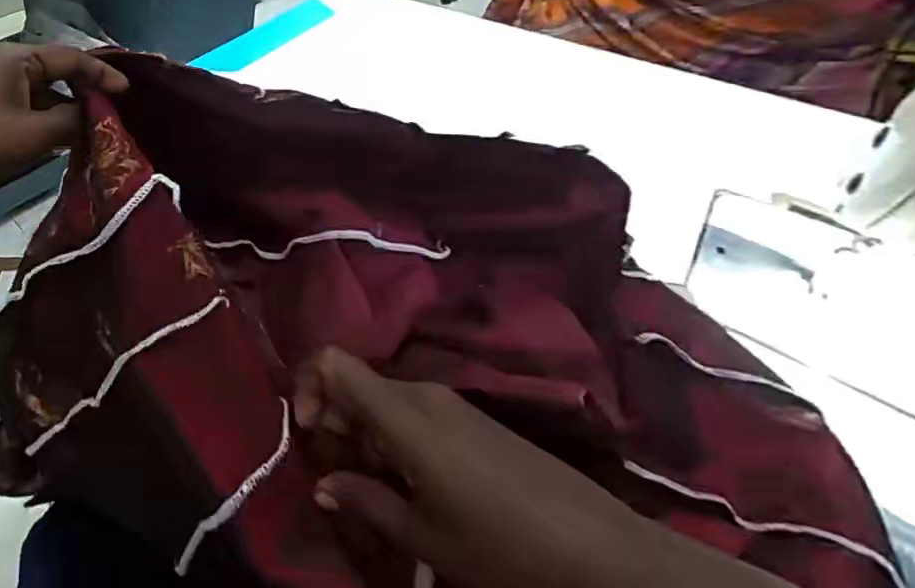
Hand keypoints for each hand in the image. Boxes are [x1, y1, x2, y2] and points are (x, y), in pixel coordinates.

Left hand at [0, 43, 127, 204]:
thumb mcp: (33, 135)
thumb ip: (72, 122)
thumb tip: (95, 119)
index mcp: (17, 58)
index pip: (71, 58)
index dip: (103, 74)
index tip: (129, 93)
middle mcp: (5, 62)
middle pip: (57, 70)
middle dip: (86, 90)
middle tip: (114, 109)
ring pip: (41, 90)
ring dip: (66, 106)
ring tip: (93, 127)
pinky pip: (25, 103)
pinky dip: (45, 116)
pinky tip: (60, 136)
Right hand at [295, 348, 770, 587]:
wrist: (607, 553)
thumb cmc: (505, 545)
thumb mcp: (428, 537)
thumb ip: (365, 501)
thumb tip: (323, 485)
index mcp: (403, 413)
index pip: (333, 361)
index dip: (307, 384)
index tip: (309, 431)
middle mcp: (421, 393)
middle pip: (354, 383)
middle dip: (334, 420)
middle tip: (337, 472)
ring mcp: (450, 402)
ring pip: (382, 399)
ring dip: (364, 433)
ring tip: (373, 486)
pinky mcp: (471, 417)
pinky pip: (412, 411)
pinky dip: (393, 437)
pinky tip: (412, 482)